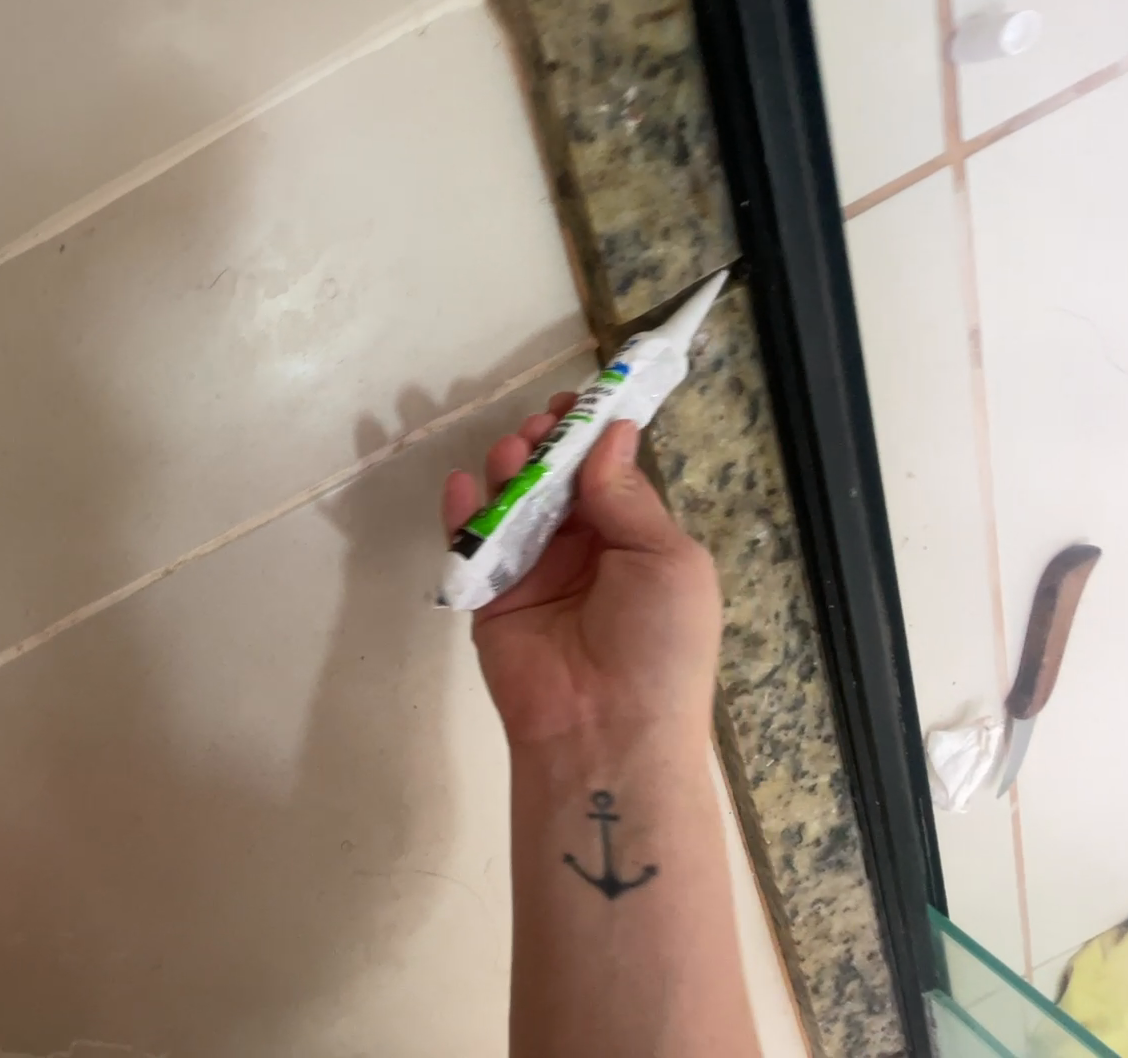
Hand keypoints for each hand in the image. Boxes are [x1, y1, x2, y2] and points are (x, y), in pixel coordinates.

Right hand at [441, 392, 721, 750]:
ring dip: (507, 472)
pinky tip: (461, 485)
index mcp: (629, 540)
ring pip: (510, 505)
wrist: (603, 725)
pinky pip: (470, 544)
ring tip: (510, 452)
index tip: (575, 401)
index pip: (604, 475)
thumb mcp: (666, 562)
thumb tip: (610, 434)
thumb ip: (627, 498)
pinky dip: (461, 513)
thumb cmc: (656, 642)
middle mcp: (578, 550)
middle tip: (536, 428)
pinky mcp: (487, 593)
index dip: (589, 437)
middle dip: (544, 449)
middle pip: (552, 484)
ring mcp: (529, 571)